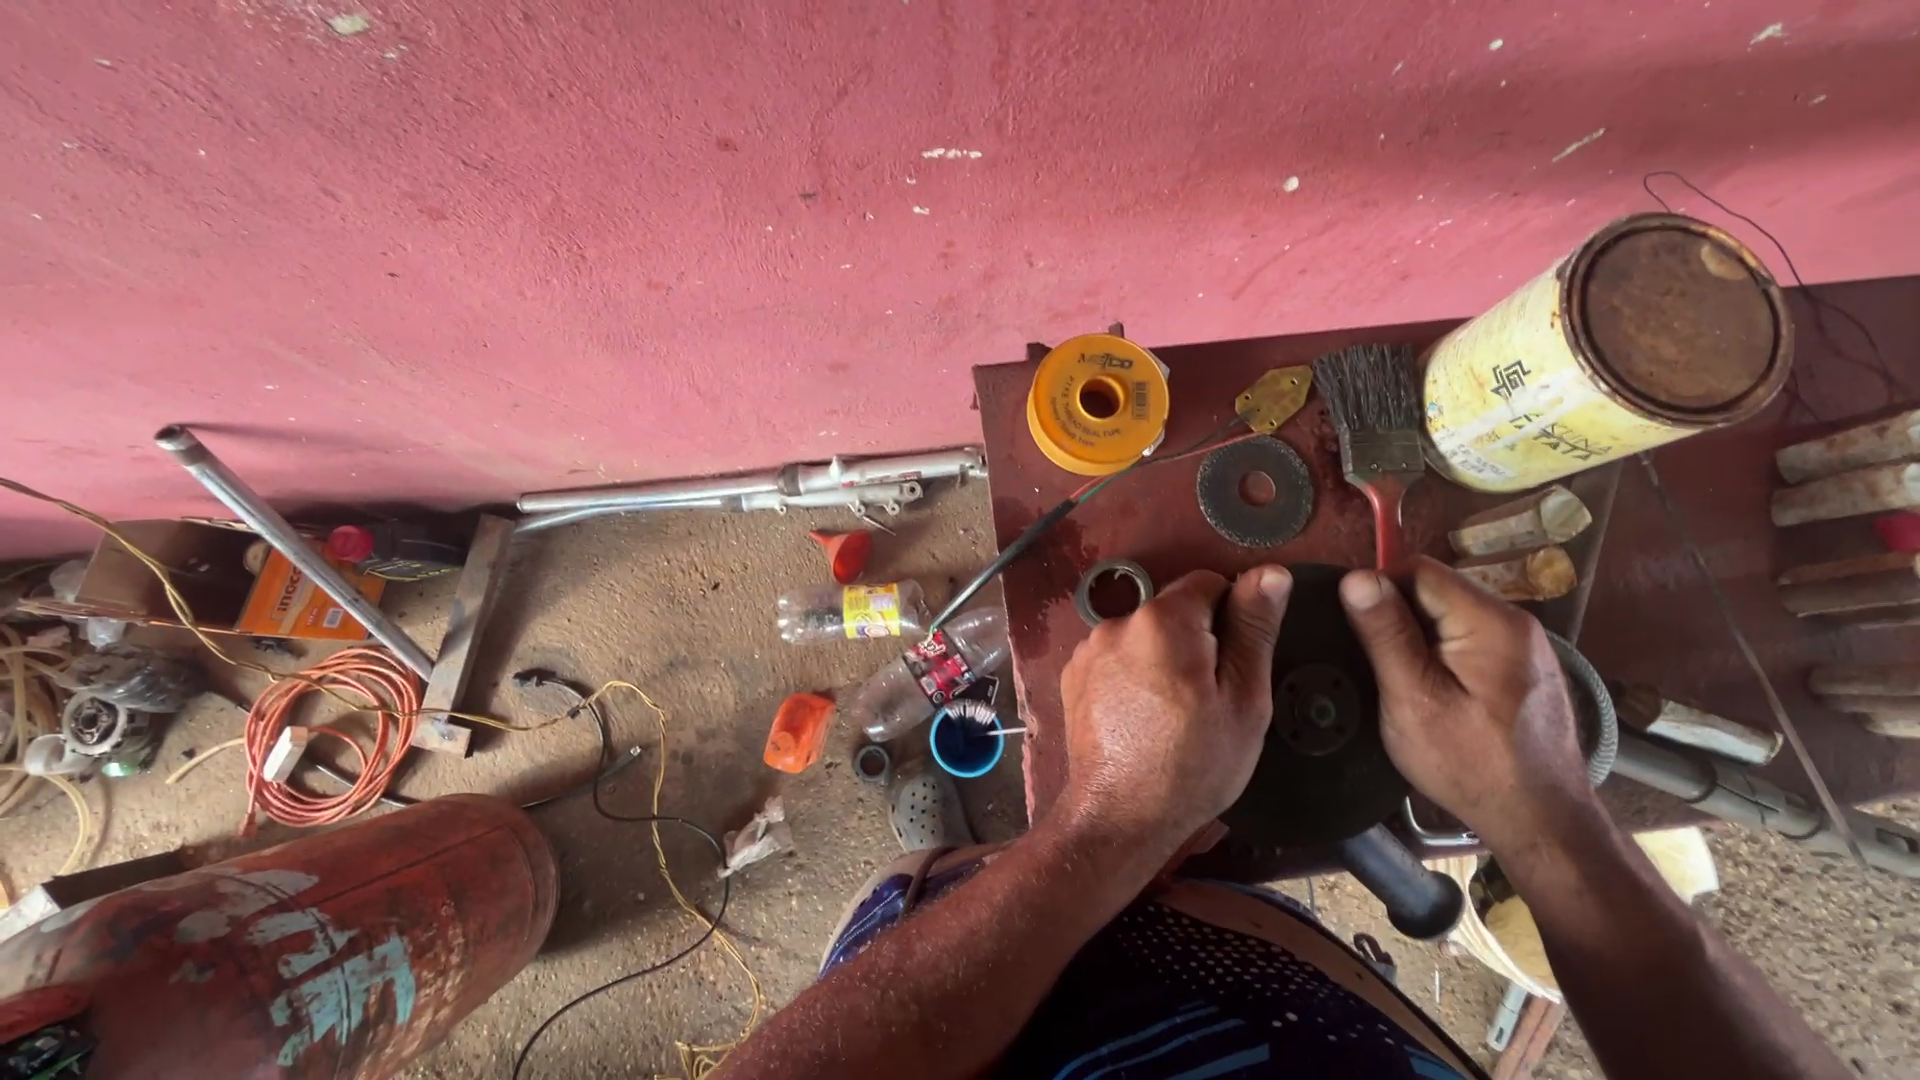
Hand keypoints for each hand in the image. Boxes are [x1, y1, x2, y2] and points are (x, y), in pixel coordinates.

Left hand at [1056, 566, 1291, 848]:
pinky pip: (1115, 658)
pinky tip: (1139, 717)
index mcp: (1162, 620)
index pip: (1208, 583)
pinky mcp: (1072, 674)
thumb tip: (1271, 573)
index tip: (1235, 663)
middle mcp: (1117, 622)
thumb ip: (1254, 629)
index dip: (1232, 617)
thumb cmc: (1194, 763)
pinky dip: (1131, 674)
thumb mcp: (1244, 700)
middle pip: (1172, 611)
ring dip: (1160, 657)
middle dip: (1195, 640)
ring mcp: (1088, 649)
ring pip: (1143, 636)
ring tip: (1171, 712)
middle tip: (1207, 697)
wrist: (1119, 816)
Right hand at [1338, 556, 1594, 847]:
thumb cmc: (1470, 763)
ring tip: (1395, 676)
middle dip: (1395, 613)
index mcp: (1491, 620)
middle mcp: (1513, 620)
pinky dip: (1436, 650)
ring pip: (1447, 612)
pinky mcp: (1519, 665)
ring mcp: (1521, 643)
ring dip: (1414, 633)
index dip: (1376, 590)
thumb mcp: (1414, 698)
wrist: (1540, 820)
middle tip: (1371, 660)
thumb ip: (1386, 634)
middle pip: (1434, 588)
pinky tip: (1426, 686)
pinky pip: (1465, 636)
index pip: (1417, 569)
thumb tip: (1356, 577)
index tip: (1353, 629)